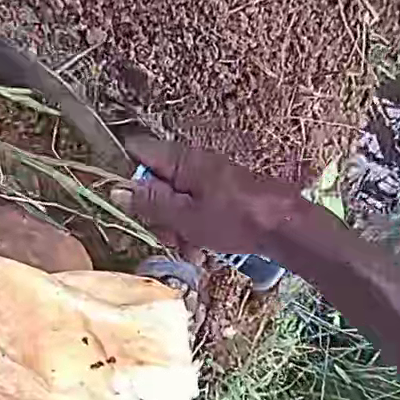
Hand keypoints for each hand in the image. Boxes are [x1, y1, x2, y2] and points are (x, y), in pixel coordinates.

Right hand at [123, 135, 319, 254]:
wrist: (285, 227)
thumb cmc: (234, 220)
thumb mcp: (184, 216)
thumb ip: (149, 202)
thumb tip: (115, 188)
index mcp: (180, 160)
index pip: (136, 151)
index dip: (125, 174)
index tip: (127, 202)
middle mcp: (191, 162)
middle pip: (154, 182)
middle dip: (154, 212)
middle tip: (167, 235)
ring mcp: (206, 178)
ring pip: (173, 200)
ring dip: (174, 227)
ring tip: (189, 248)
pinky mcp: (219, 193)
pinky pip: (193, 208)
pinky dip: (192, 228)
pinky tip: (201, 248)